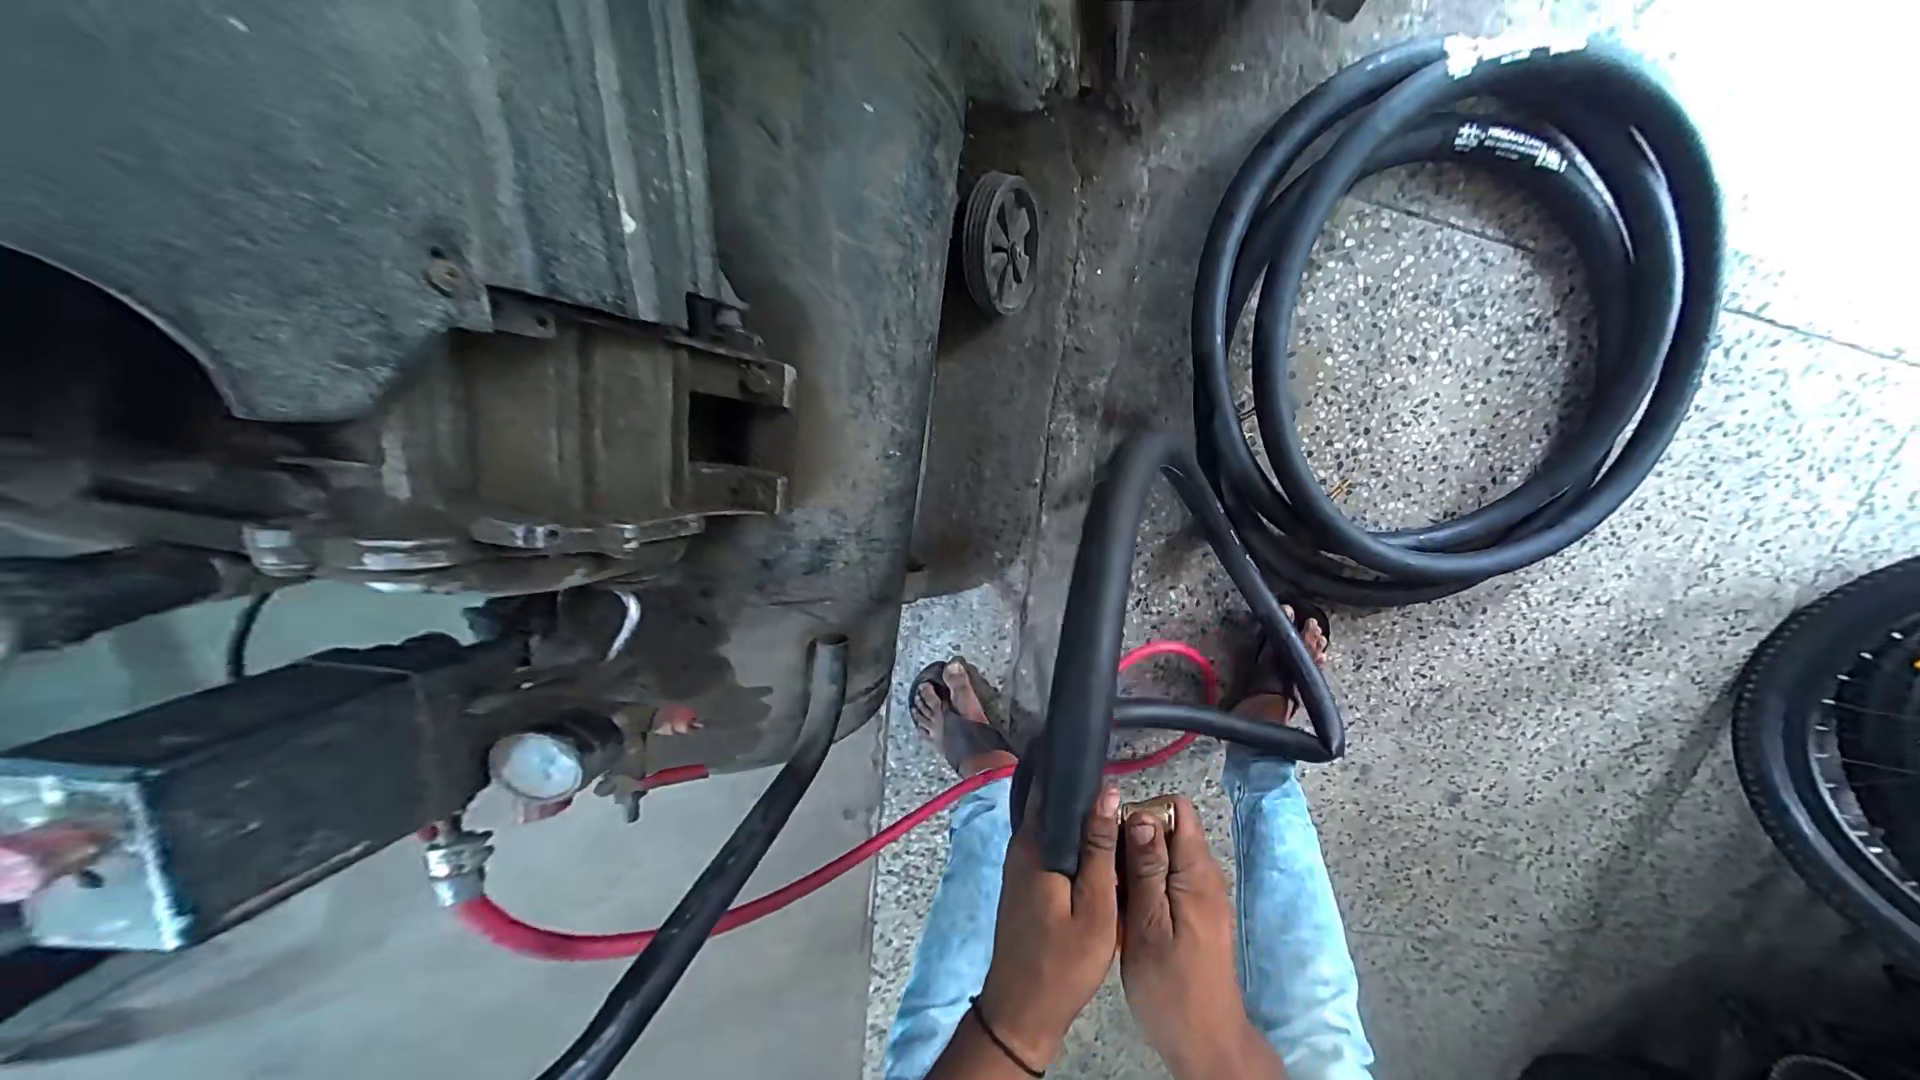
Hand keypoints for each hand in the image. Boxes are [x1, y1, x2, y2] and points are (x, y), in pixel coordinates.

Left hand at [971, 785, 1122, 1068]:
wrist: (1023, 1008)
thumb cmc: (1063, 961)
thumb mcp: (1095, 906)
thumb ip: (1099, 848)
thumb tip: (1107, 792)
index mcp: (1034, 842)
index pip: (1051, 786)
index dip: (1080, 774)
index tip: (1111, 772)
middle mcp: (1021, 844)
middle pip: (1053, 804)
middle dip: (1085, 800)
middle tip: (1122, 804)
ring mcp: (1019, 862)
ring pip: (1054, 826)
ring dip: (1081, 825)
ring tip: (1116, 826)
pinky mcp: (1024, 879)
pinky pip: (1051, 845)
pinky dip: (1073, 845)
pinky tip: (1097, 855)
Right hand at [1119, 796, 1283, 1078]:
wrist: (1205, 1044)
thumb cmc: (1172, 986)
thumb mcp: (1149, 924)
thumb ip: (1146, 868)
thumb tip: (1140, 814)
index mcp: (1196, 872)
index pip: (1177, 809)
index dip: (1142, 810)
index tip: (1111, 831)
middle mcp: (1204, 875)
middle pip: (1168, 827)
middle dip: (1133, 834)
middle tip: (1102, 859)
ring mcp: (1201, 894)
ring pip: (1164, 852)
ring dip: (1135, 858)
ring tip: (1107, 880)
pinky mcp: (1194, 911)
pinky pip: (1167, 876)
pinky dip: (1143, 879)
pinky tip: (1122, 901)